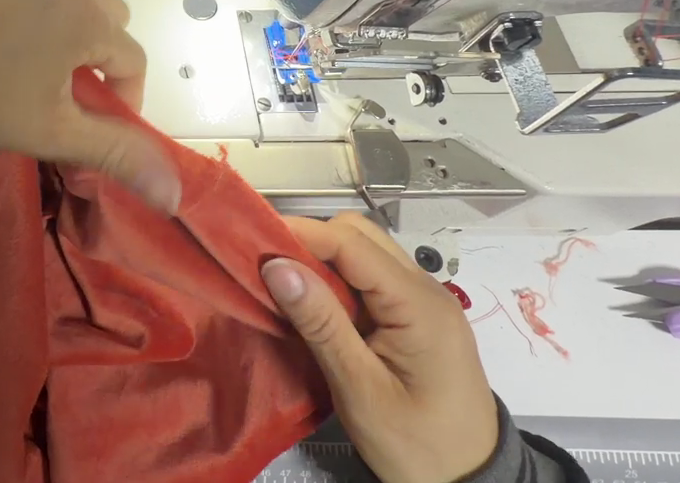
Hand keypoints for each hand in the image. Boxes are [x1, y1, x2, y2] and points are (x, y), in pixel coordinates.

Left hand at [0, 0, 180, 212]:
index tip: (95, 127)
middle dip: (101, 56)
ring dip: (69, 23)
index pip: (132, 61)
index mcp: (88, 22)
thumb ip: (115, 154)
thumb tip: (175, 194)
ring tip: (34, 59)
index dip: (124, 99)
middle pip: (110, 18)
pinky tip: (9, 11)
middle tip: (66, 92)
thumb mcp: (51, 131)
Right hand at [262, 214, 497, 482]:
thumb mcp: (361, 391)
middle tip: (267, 264)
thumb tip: (276, 265)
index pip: (350, 243)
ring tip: (284, 281)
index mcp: (419, 304)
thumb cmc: (418, 446)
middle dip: (309, 240)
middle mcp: (426, 289)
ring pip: (363, 249)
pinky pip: (369, 274)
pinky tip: (313, 300)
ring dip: (322, 257)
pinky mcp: (415, 314)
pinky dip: (336, 276)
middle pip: (358, 234)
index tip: (253, 239)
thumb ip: (320, 323)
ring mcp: (423, 299)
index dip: (300, 233)